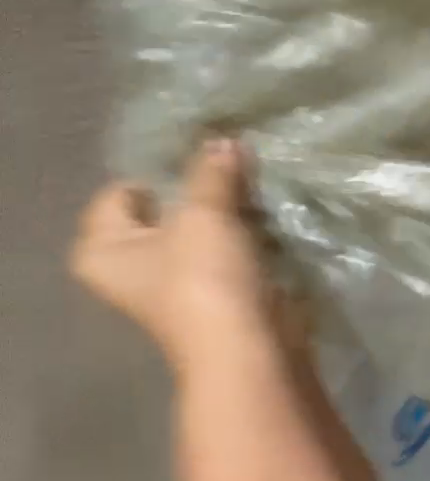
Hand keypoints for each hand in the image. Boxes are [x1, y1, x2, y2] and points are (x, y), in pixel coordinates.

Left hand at [71, 138, 291, 370]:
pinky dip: (247, 235)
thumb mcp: (206, 216)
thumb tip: (224, 139)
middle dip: (204, 189)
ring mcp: (174, 280)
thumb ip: (213, 175)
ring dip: (231, 212)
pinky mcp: (215, 289)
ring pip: (201, 229)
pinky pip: (226, 249)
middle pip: (164, 209)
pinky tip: (274, 221)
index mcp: (103, 247)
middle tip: (242, 167)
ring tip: (263, 190)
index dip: (164, 170)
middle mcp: (129, 264)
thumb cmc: (204, 278)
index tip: (210, 155)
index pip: (123, 192)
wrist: (246, 341)